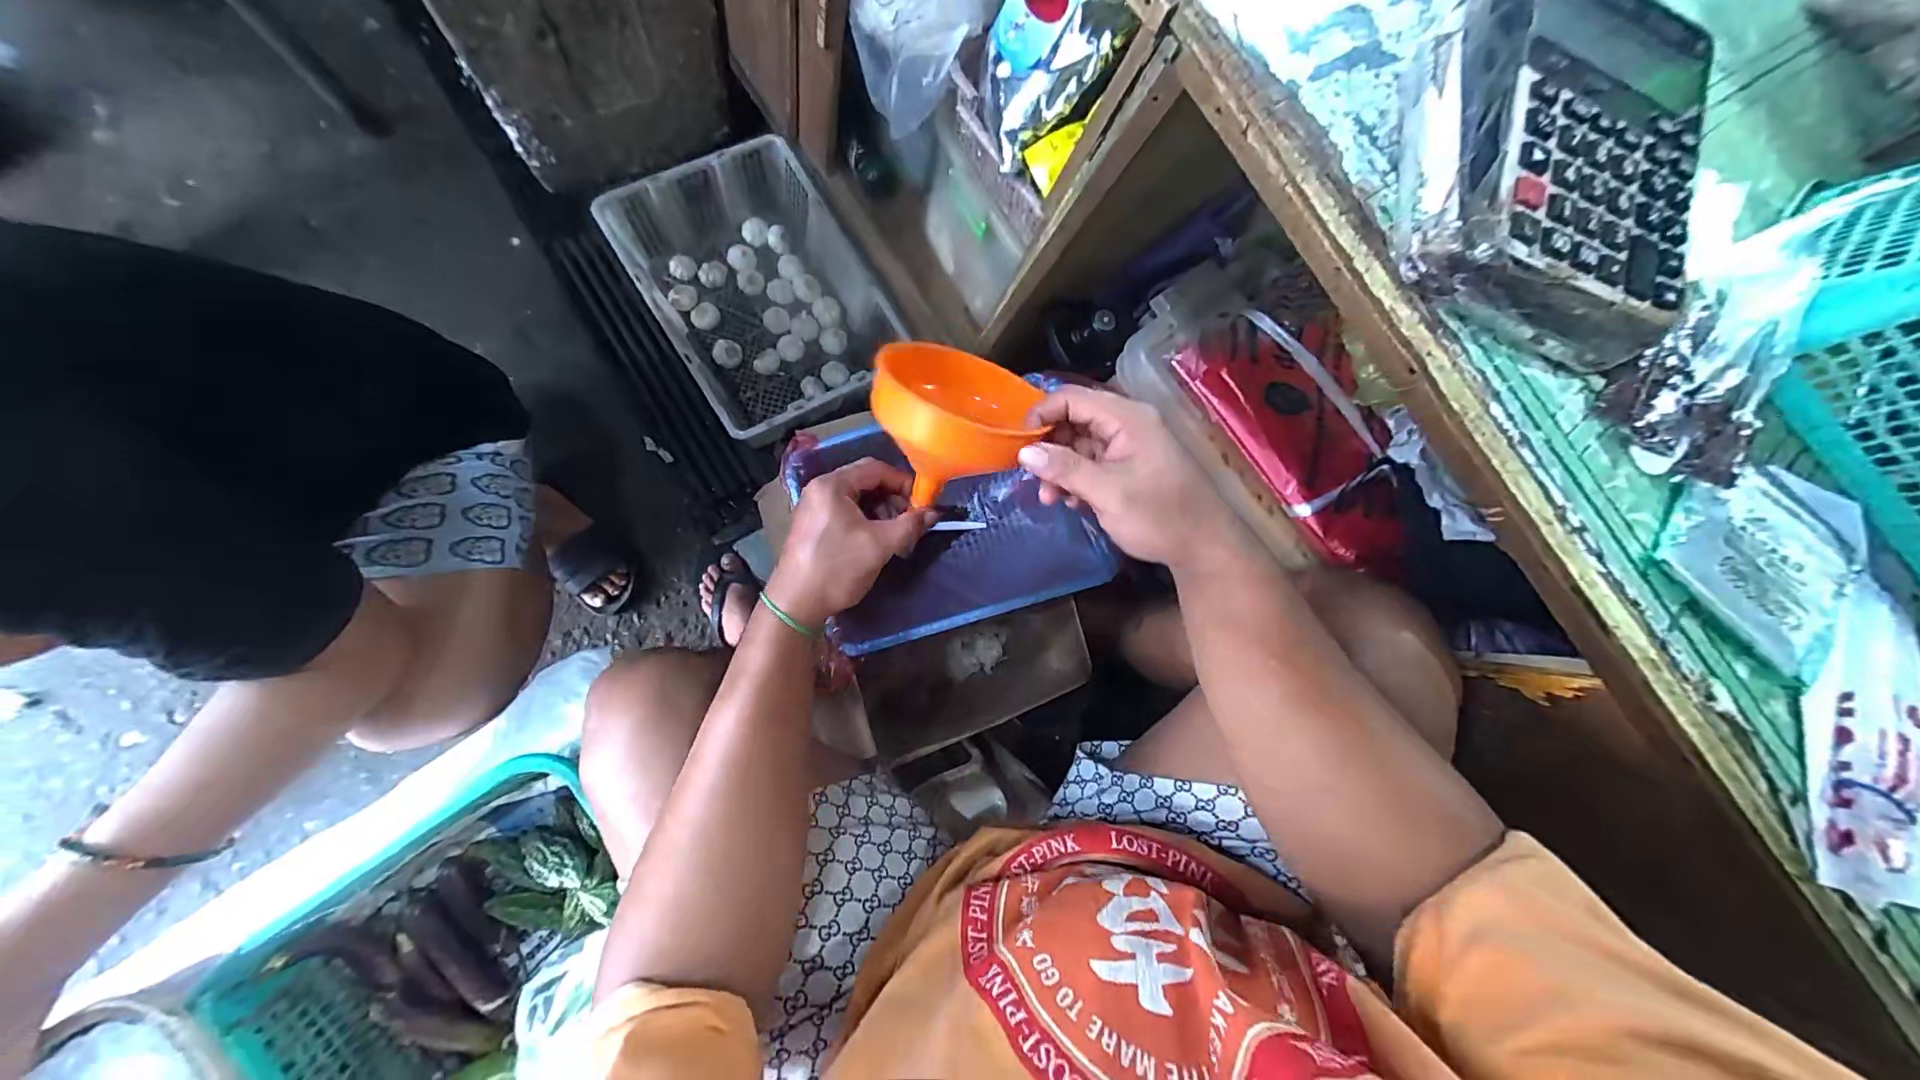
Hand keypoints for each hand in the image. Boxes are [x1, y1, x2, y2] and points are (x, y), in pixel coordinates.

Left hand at [765, 458, 937, 627]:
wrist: (796, 604)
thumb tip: (934, 513)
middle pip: (866, 482)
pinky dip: (866, 520)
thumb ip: (910, 525)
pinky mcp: (814, 525)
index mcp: (832, 485)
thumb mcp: (880, 545)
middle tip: (911, 519)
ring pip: (857, 499)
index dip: (903, 482)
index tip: (923, 501)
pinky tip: (878, 539)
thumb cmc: (837, 568)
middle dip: (893, 498)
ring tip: (898, 533)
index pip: (875, 468)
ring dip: (882, 511)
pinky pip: (846, 512)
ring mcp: (814, 507)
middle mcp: (820, 489)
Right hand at [1018, 385, 1236, 568]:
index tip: (1016, 441)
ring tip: (1050, 497)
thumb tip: (1024, 453)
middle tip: (1032, 476)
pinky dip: (1073, 479)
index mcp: (1127, 418)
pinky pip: (1089, 462)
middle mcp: (1126, 424)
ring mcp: (1126, 445)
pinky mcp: (1125, 467)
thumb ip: (1065, 469)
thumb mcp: (1107, 493)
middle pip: (1072, 419)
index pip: (1072, 398)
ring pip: (1077, 444)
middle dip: (1048, 447)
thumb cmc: (1159, 516)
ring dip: (1058, 468)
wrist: (1200, 547)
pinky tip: (1069, 501)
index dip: (1040, 414)